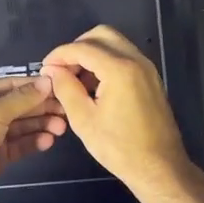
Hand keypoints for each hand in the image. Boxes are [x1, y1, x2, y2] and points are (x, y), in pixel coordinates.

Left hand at [0, 76, 66, 202]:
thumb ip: (22, 98)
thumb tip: (48, 81)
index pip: (13, 85)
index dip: (37, 87)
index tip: (62, 88)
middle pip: (20, 105)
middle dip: (43, 107)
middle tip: (67, 111)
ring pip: (22, 126)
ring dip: (42, 125)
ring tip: (61, 127)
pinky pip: (20, 144)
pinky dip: (34, 141)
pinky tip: (48, 141)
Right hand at [41, 25, 192, 195]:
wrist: (159, 167)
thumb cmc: (118, 147)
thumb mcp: (83, 119)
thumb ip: (65, 88)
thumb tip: (51, 70)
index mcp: (119, 69)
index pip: (82, 48)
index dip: (59, 55)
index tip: (44, 69)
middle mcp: (136, 61)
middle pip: (101, 35)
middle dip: (77, 48)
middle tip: (61, 70)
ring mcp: (147, 69)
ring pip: (114, 44)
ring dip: (92, 54)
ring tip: (75, 80)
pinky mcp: (151, 79)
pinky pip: (124, 58)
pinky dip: (106, 62)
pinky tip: (94, 87)